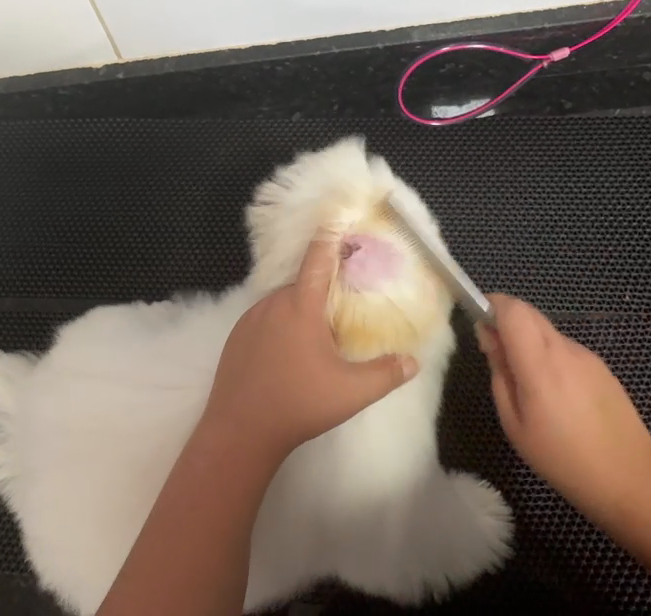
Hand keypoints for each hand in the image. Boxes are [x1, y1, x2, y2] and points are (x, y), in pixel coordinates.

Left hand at [199, 232, 419, 461]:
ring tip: (322, 327)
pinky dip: (281, 323)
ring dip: (301, 306)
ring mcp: (250, 319)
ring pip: (282, 301)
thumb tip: (413, 362)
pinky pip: (265, 319)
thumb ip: (385, 374)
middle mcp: (273, 303)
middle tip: (346, 294)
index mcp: (301, 305)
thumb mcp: (351, 392)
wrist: (240, 430)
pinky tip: (292, 349)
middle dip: (322, 283)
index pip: (317, 258)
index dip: (329, 237)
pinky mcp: (237, 337)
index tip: (339, 219)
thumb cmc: (298, 404)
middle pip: (302, 282)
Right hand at [479, 294, 650, 519]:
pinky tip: (558, 396)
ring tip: (530, 386)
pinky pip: (566, 349)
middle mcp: (564, 350)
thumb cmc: (563, 459)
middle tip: (498, 356)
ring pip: (547, 331)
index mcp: (539, 363)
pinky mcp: (602, 368)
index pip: (512, 308)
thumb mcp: (514, 424)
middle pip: (529, 312)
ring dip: (529, 341)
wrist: (632, 480)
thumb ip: (499, 374)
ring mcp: (587, 357)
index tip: (480, 327)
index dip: (491, 306)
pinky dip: (551, 357)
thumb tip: (489, 338)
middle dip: (506, 321)